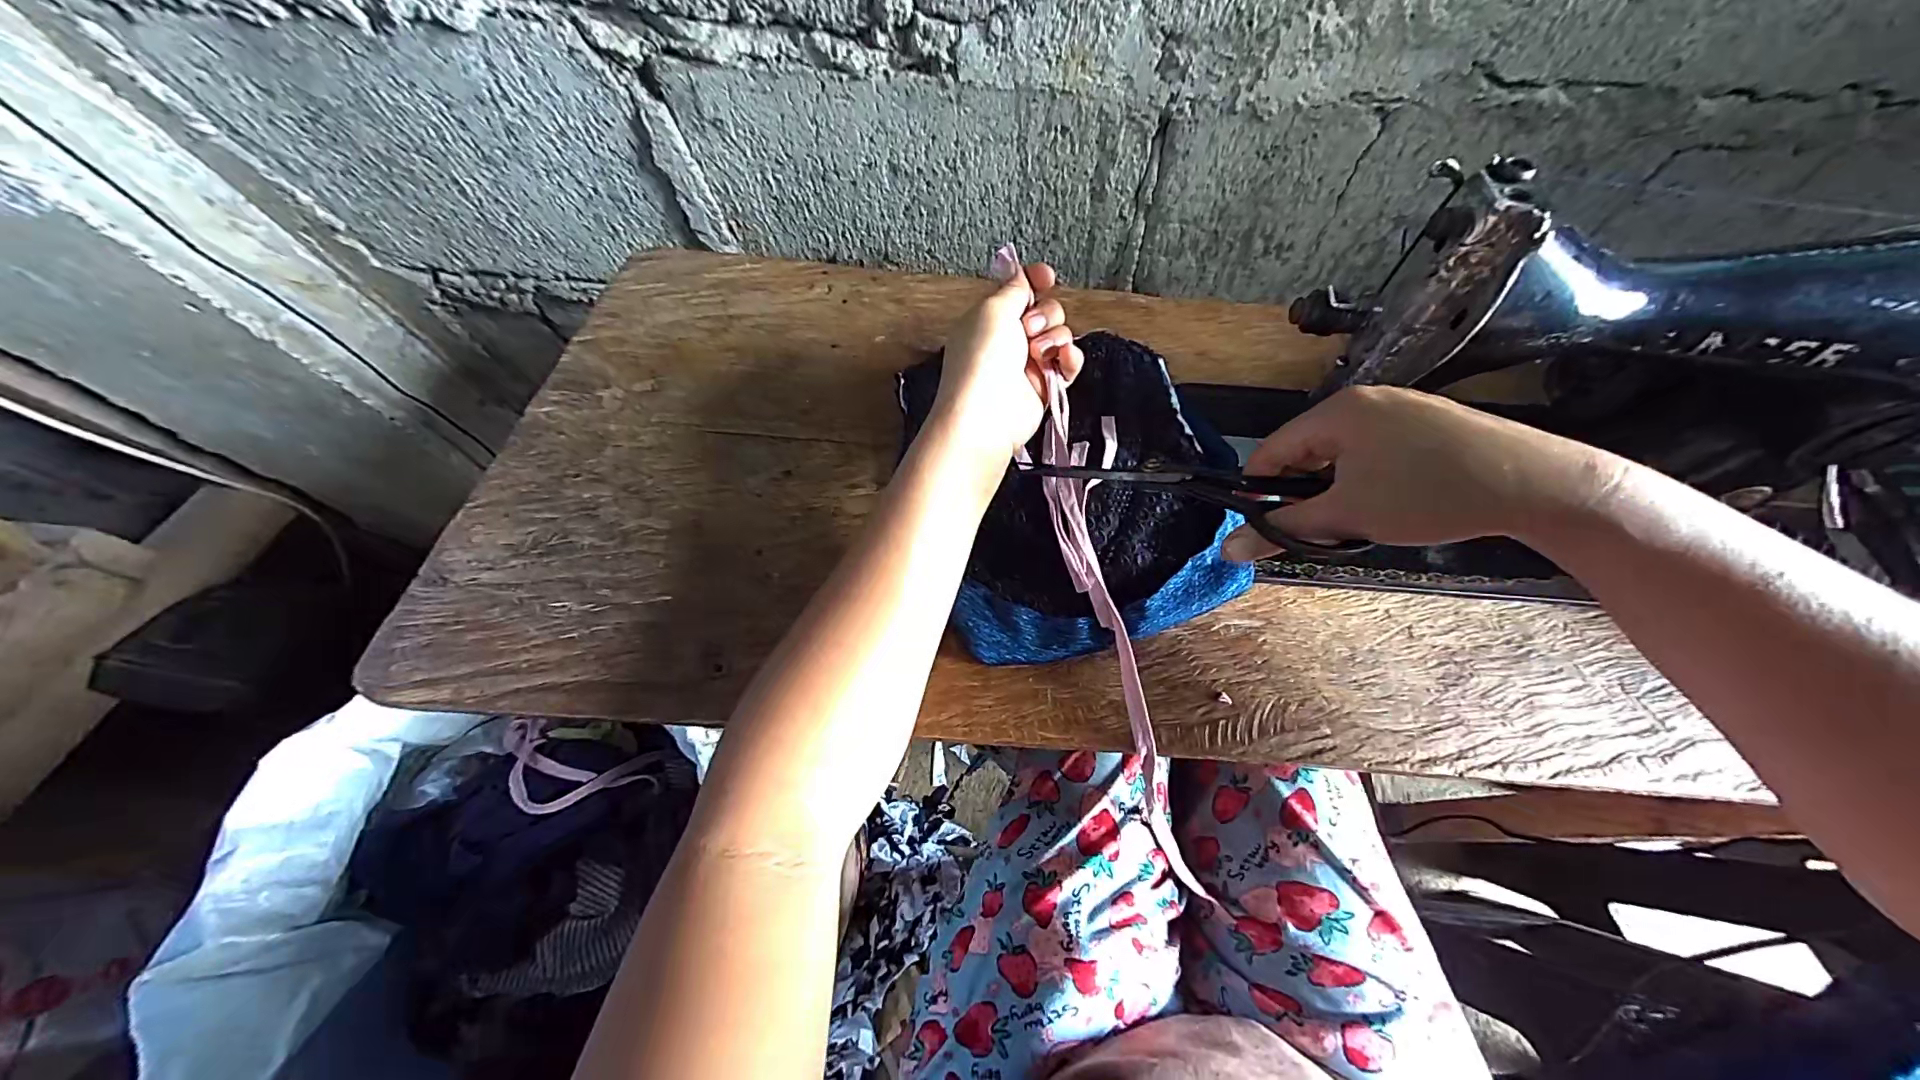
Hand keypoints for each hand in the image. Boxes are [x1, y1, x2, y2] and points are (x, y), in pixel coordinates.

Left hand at [930, 244, 1086, 460]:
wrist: (986, 415)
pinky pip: (1069, 363)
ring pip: (1060, 336)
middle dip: (1045, 314)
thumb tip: (1019, 272)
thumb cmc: (981, 363)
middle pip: (1045, 310)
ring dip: (1056, 338)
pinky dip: (1070, 359)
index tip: (1045, 277)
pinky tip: (1062, 361)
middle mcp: (1008, 340)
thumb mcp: (993, 309)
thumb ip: (1013, 288)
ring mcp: (1027, 363)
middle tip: (1030, 329)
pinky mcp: (1045, 385)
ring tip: (1039, 353)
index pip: (1018, 291)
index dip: (1034, 281)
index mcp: (990, 318)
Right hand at [1220, 385, 1625, 559]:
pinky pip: (1372, 449)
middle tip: (1317, 527)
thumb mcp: (1346, 516)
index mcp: (1335, 412)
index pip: (1269, 451)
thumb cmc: (1429, 494)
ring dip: (1334, 487)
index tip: (1265, 525)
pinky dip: (1364, 477)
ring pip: (1338, 453)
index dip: (1259, 491)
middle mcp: (1363, 400)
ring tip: (1357, 518)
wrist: (1538, 483)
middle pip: (1303, 450)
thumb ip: (1282, 528)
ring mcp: (1399, 407)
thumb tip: (1228, 549)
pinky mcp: (1427, 421)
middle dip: (1301, 491)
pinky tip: (1389, 501)